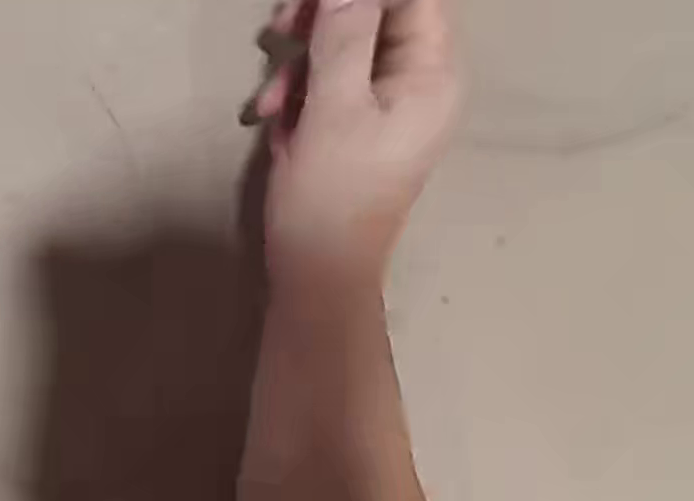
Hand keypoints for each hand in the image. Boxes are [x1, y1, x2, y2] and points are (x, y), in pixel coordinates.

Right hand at [254, 0, 460, 290]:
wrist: (318, 280)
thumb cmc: (327, 200)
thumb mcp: (330, 114)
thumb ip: (341, 39)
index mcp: (430, 72)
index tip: (299, 8)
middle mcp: (417, 86)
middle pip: (374, 21)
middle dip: (321, 26)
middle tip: (274, 33)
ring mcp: (385, 117)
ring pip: (344, 62)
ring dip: (299, 72)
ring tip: (264, 108)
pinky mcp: (354, 143)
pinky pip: (331, 101)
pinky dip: (300, 105)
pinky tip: (275, 127)